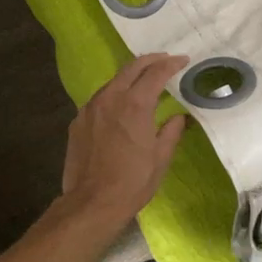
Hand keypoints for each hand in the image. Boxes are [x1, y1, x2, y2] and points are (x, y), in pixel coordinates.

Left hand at [57, 53, 188, 226]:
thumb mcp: (160, 158)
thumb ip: (171, 131)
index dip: (171, 64)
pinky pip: (100, 99)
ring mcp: (90, 108)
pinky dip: (115, 94)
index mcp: (135, 105)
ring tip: (144, 80)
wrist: (92, 202)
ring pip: (113, 81)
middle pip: (131, 68)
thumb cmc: (132, 182)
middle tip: (165, 60)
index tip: (183, 60)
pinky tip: (121, 104)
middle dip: (150, 61)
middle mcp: (110, 98)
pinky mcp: (78, 120)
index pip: (156, 73)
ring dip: (131, 76)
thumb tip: (179, 117)